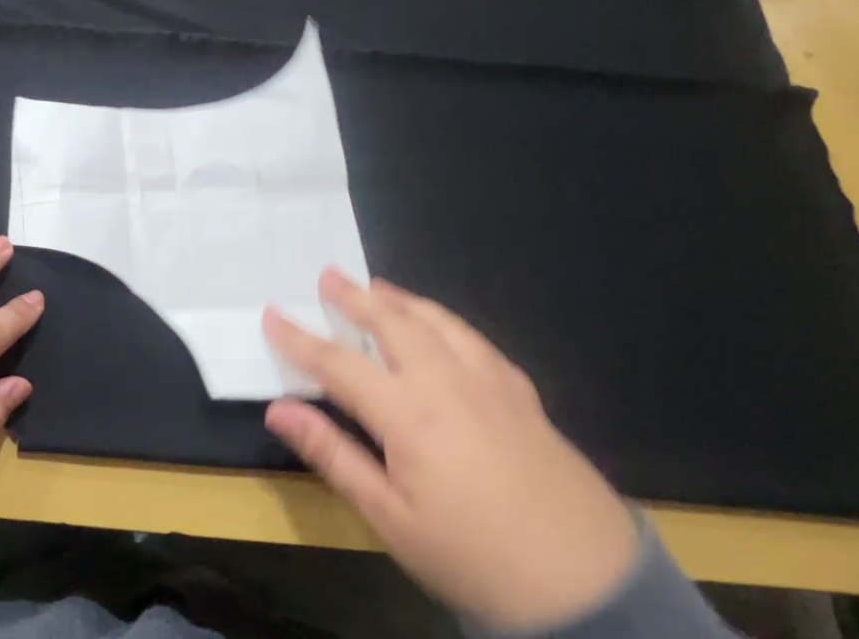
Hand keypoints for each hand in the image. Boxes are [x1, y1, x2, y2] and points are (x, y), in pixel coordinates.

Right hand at [263, 269, 638, 632]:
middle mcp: (448, 383)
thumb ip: (333, 455)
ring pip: (440, 322)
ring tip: (379, 288)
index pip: (338, 362)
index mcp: (407, 412)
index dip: (300, 337)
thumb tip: (279, 409)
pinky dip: (447, 323)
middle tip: (329, 275)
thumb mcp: (389, 517)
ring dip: (403, 300)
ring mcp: (492, 385)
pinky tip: (444, 330)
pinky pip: (477, 341)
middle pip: (394, 323)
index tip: (271, 313)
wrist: (587, 584)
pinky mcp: (524, 398)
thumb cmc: (472, 555)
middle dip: (356, 297)